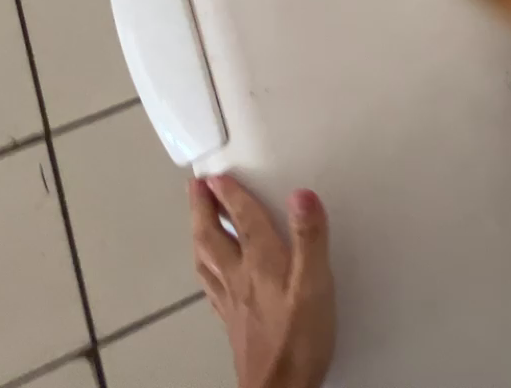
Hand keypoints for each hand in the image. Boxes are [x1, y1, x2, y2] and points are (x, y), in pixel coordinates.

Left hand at [191, 176, 335, 387]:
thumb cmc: (301, 335)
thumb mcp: (315, 282)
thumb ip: (310, 237)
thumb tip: (301, 194)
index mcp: (261, 263)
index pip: (243, 221)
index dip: (231, 196)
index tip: (216, 175)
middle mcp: (239, 277)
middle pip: (213, 238)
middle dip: (203, 210)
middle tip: (195, 187)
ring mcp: (232, 301)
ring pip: (206, 260)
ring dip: (199, 234)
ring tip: (197, 219)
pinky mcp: (233, 321)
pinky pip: (211, 283)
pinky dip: (206, 265)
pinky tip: (211, 268)